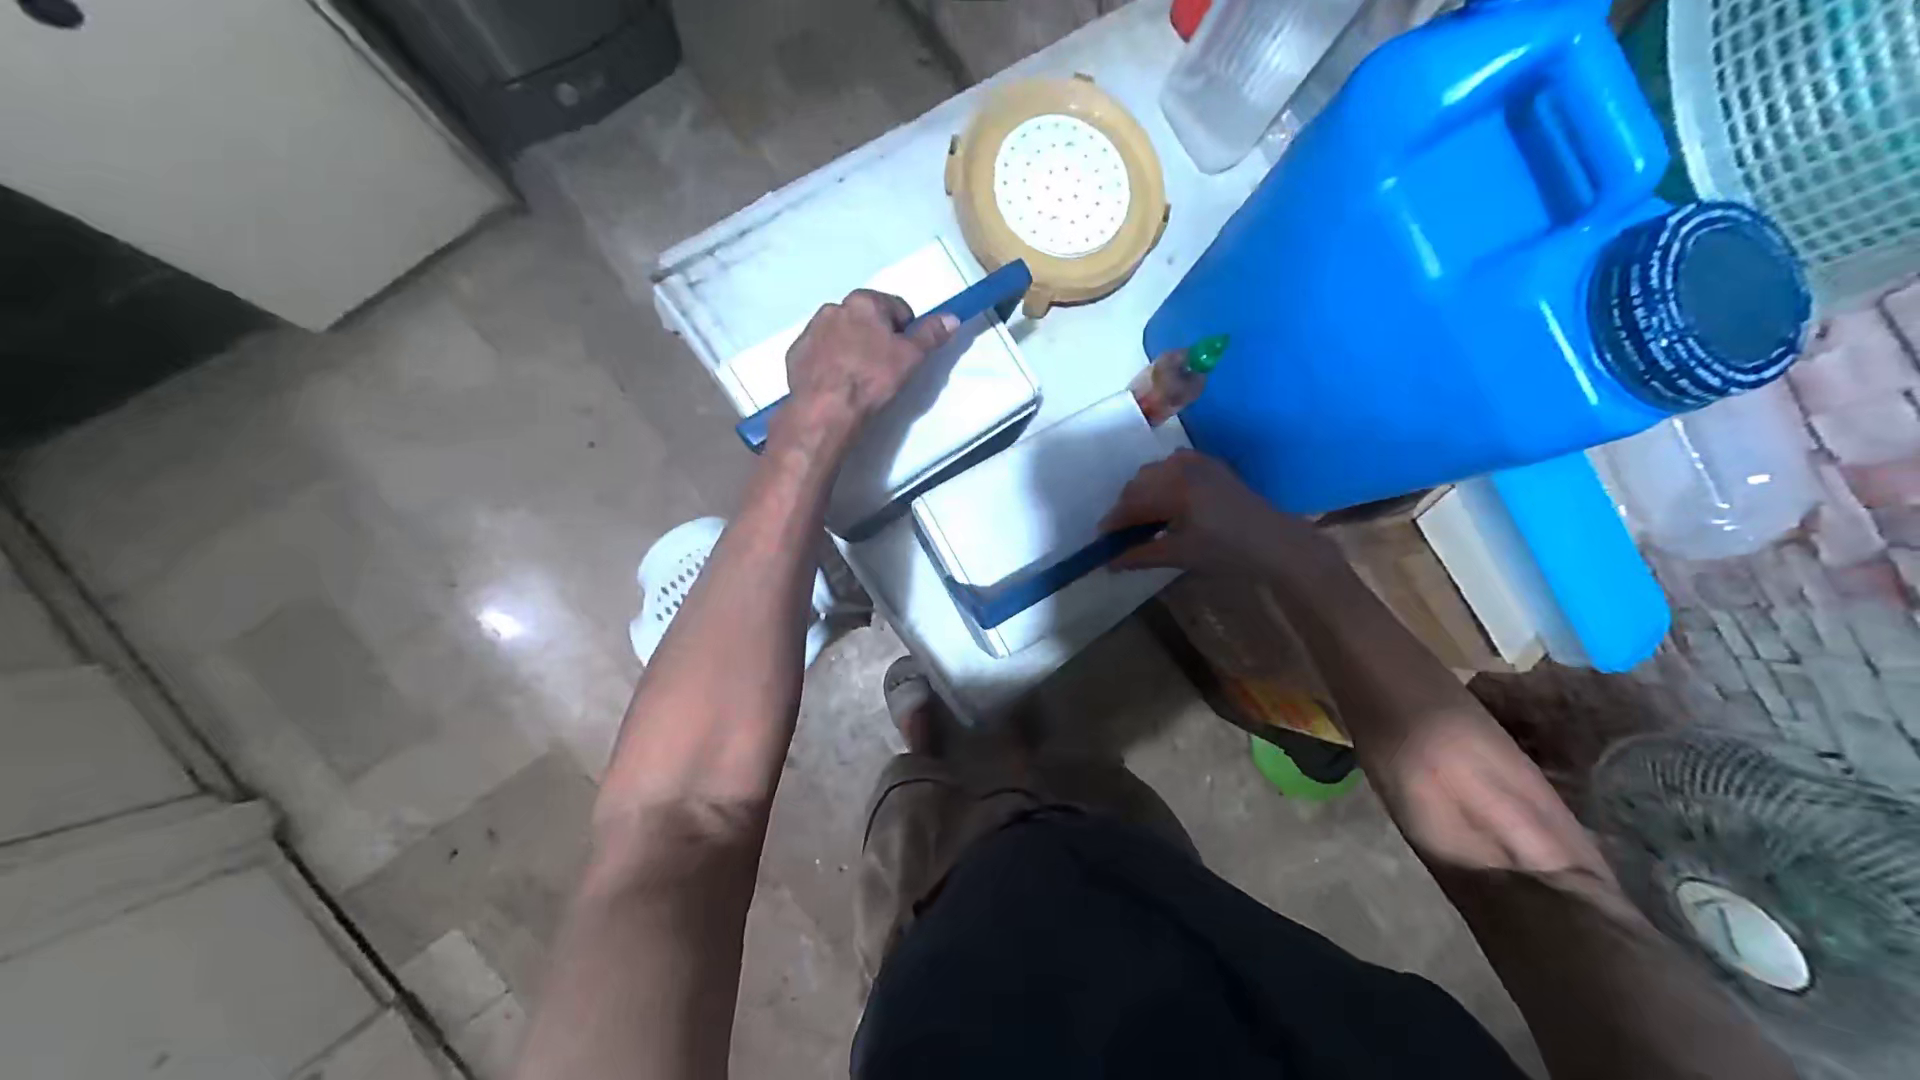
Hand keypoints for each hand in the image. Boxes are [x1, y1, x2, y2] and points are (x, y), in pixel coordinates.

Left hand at [773, 289, 958, 456]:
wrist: (826, 408)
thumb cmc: (872, 378)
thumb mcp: (910, 357)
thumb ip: (931, 334)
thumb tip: (951, 317)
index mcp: (864, 302)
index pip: (895, 308)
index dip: (904, 332)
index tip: (903, 355)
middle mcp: (834, 308)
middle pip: (865, 319)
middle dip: (875, 338)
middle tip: (882, 368)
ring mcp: (811, 330)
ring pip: (840, 334)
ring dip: (851, 348)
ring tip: (858, 378)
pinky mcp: (796, 354)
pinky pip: (820, 352)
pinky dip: (829, 362)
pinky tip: (837, 383)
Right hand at [1100, 449, 1348, 579]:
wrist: (1274, 542)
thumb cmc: (1227, 552)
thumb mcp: (1180, 555)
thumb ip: (1140, 555)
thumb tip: (1110, 562)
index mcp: (1174, 490)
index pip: (1131, 503)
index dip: (1114, 522)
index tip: (1103, 539)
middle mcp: (1182, 468)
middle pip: (1138, 483)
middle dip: (1126, 507)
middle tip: (1123, 532)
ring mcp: (1197, 462)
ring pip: (1153, 472)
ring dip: (1142, 492)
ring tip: (1144, 517)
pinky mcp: (1209, 464)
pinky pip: (1173, 464)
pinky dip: (1162, 479)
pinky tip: (1166, 500)